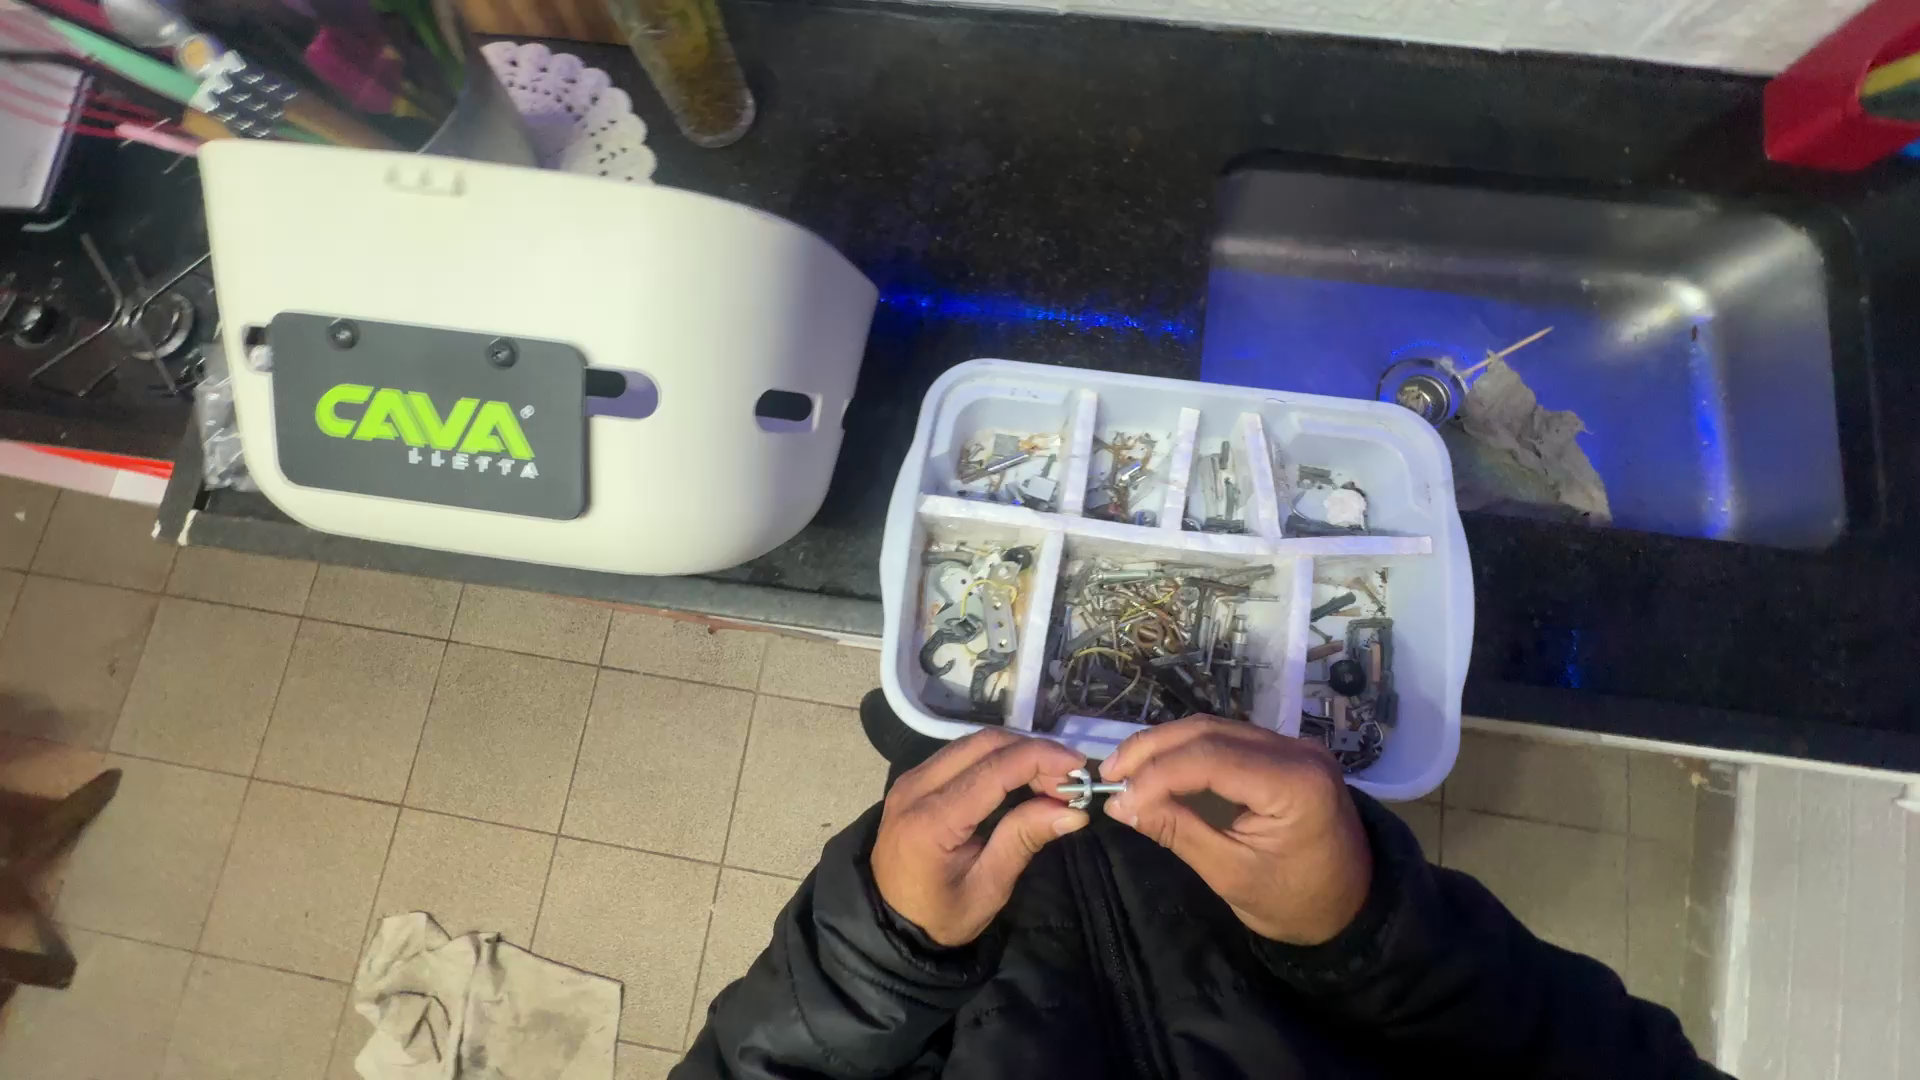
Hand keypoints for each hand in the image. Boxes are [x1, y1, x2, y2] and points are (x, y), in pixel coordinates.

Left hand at [872, 729, 1088, 945]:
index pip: (994, 769)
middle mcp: (916, 786)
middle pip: (984, 744)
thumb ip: (1023, 840)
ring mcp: (912, 778)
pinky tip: (1020, 776)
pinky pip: (961, 752)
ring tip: (1050, 778)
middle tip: (1068, 779)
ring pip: (973, 742)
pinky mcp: (915, 777)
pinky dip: (997, 756)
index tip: (1078, 767)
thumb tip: (1072, 811)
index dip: (1040, 759)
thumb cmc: (939, 915)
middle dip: (1033, 751)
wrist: (887, 923)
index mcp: (932, 819)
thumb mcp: (988, 888)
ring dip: (1016, 750)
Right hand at [1099, 716, 1371, 944]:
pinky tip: (1156, 764)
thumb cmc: (1296, 902)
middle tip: (1109, 772)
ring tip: (1124, 768)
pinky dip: (1183, 749)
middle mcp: (1295, 750)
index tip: (1118, 794)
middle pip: (1207, 731)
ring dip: (1163, 744)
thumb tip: (1119, 804)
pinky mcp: (1279, 750)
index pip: (1211, 758)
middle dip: (1152, 748)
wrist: (1353, 910)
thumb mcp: (1231, 874)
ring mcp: (1290, 745)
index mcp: (1295, 783)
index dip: (1157, 772)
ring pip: (1210, 727)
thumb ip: (1177, 831)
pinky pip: (1222, 737)